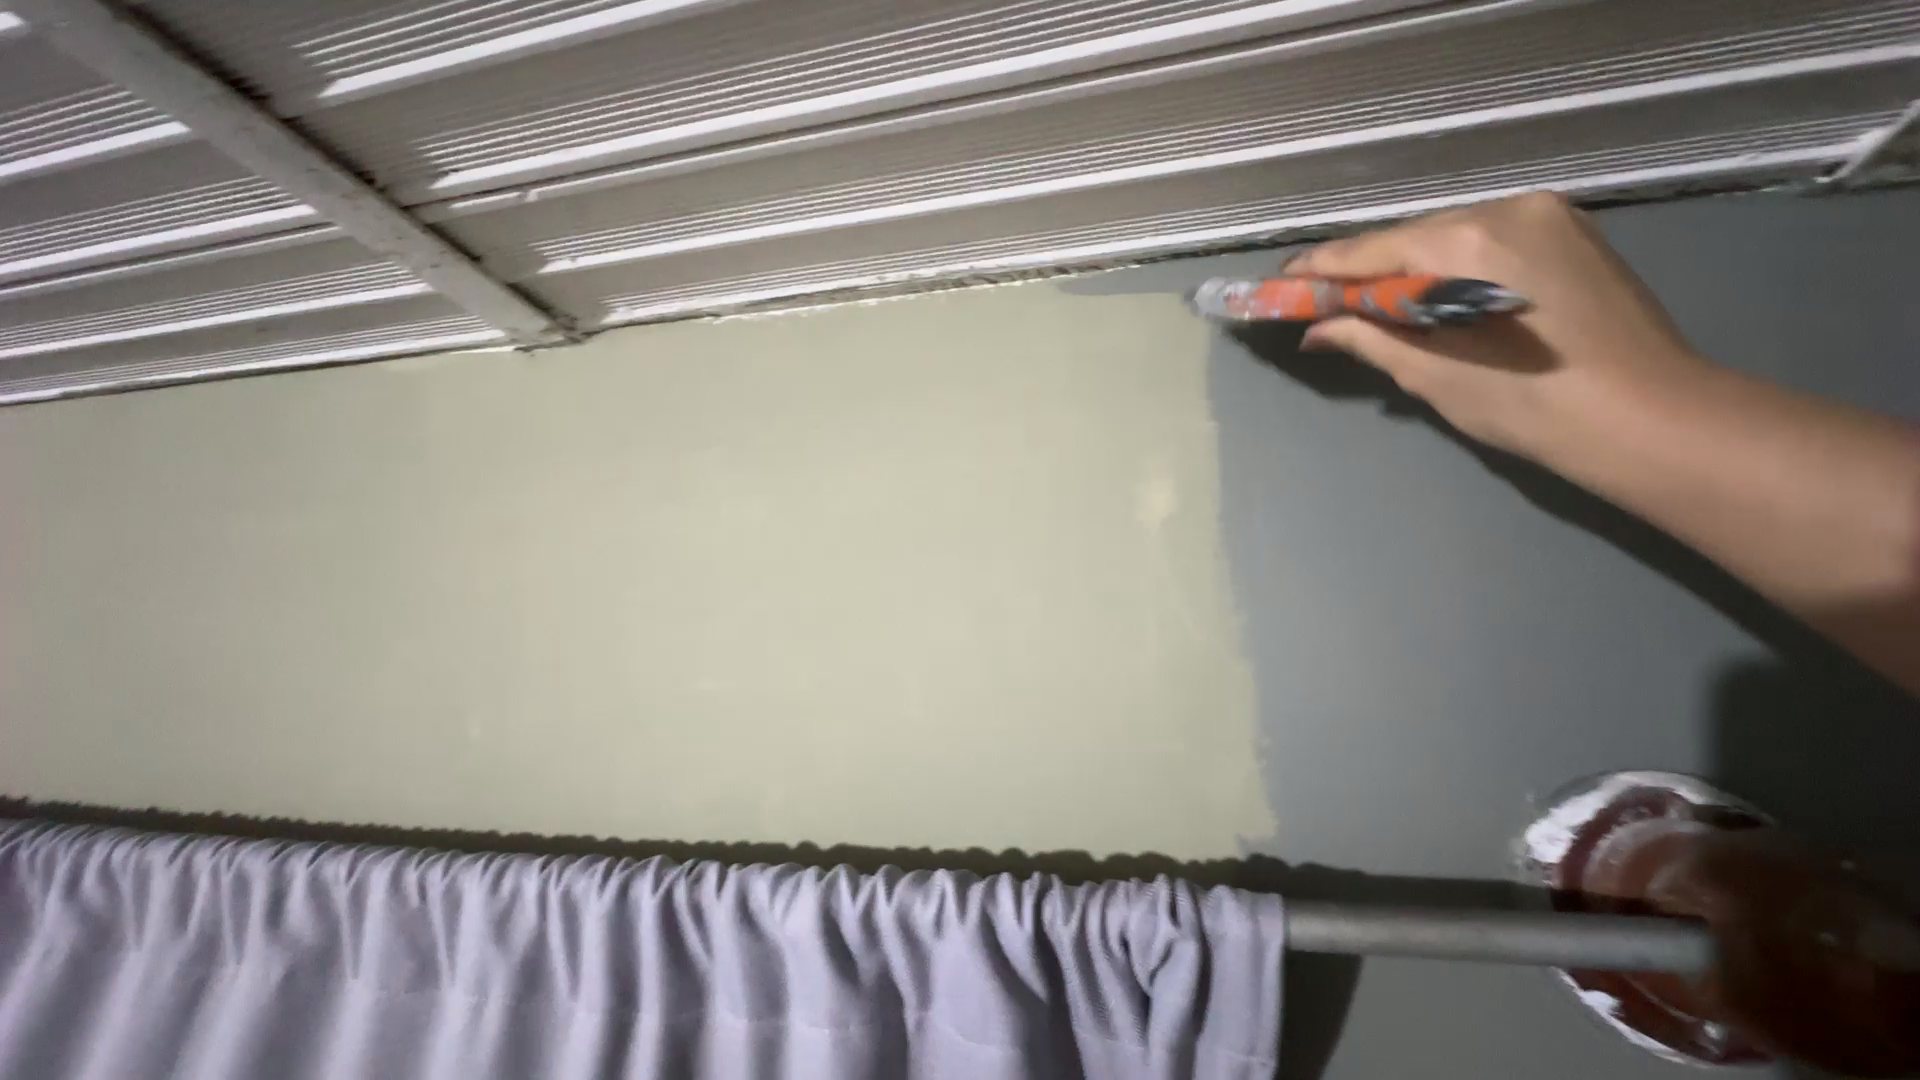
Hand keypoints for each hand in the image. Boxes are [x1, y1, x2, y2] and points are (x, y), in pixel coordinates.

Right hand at [1286, 193, 1709, 460]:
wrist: (1643, 414)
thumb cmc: (1526, 403)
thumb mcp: (1431, 373)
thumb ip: (1367, 337)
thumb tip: (1315, 330)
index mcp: (1465, 246)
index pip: (1368, 252)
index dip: (1318, 271)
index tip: (1279, 283)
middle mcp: (1502, 211)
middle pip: (1407, 239)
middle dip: (1362, 270)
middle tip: (1322, 300)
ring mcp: (1543, 213)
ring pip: (1446, 236)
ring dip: (1406, 268)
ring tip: (1374, 302)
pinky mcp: (1568, 228)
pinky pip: (1484, 239)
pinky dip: (1449, 264)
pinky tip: (1434, 294)